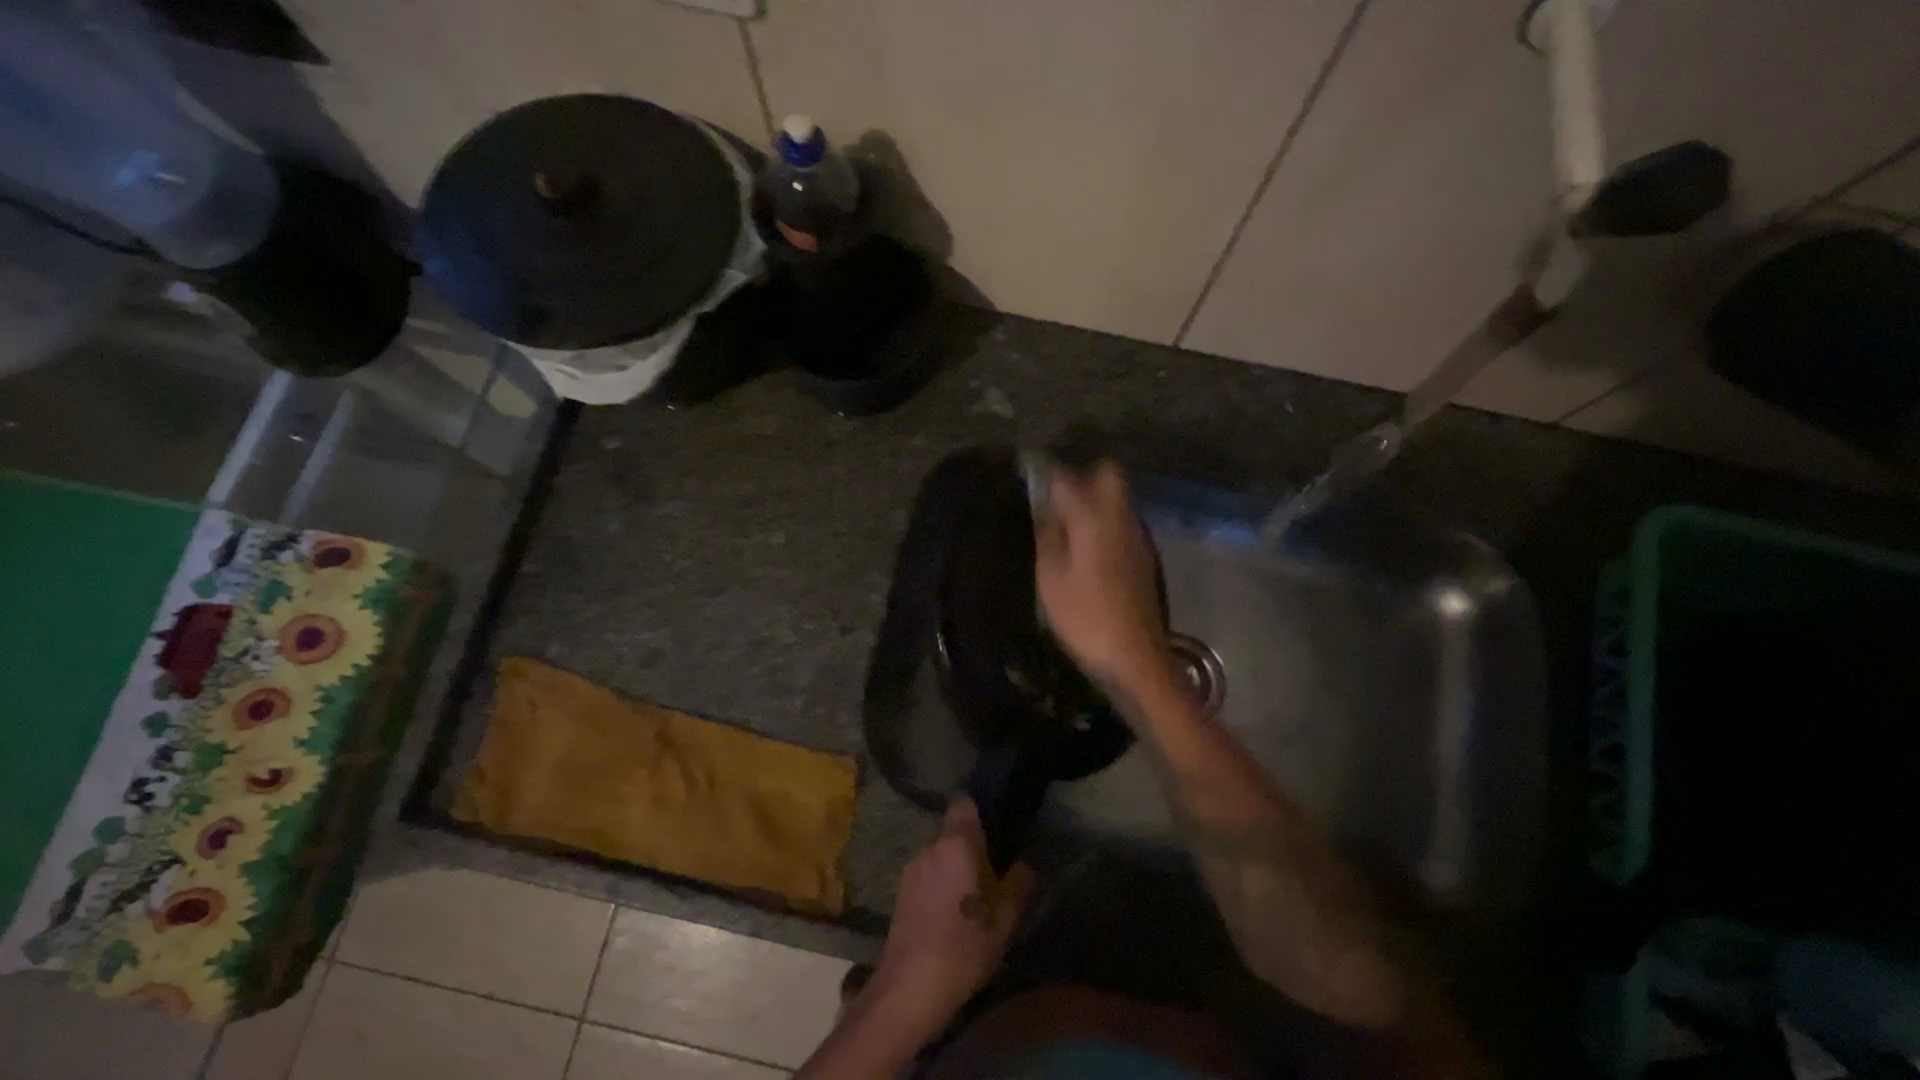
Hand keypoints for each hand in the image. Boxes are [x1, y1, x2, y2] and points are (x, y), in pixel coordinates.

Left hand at [870, 797, 1033, 1034]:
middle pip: (954, 829)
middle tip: (998, 865)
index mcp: (955, 846)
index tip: (1001, 819)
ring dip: (958, 863)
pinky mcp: (901, 890)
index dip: (982, 806)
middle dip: (974, 842)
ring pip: (941, 852)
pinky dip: (943, 879)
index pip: (964, 803)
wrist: (908, 988)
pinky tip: (955, 907)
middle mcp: (929, 848)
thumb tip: (1025, 863)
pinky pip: (929, 871)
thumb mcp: (1003, 923)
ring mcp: (911, 869)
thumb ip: (1018, 885)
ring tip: (978, 891)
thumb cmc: (962, 950)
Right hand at [1034, 462, 1169, 697]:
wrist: (1136, 656)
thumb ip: (1048, 536)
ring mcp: (1137, 536)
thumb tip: (1044, 506)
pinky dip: (1103, 522)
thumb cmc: (1086, 618)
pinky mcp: (1144, 556)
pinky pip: (1122, 522)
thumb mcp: (1051, 579)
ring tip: (1065, 519)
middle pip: (1108, 476)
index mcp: (1094, 518)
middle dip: (1082, 476)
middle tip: (1054, 494)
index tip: (1029, 470)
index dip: (1047, 471)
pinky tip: (1085, 544)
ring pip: (1118, 499)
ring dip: (1094, 500)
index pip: (1068, 478)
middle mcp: (1121, 518)